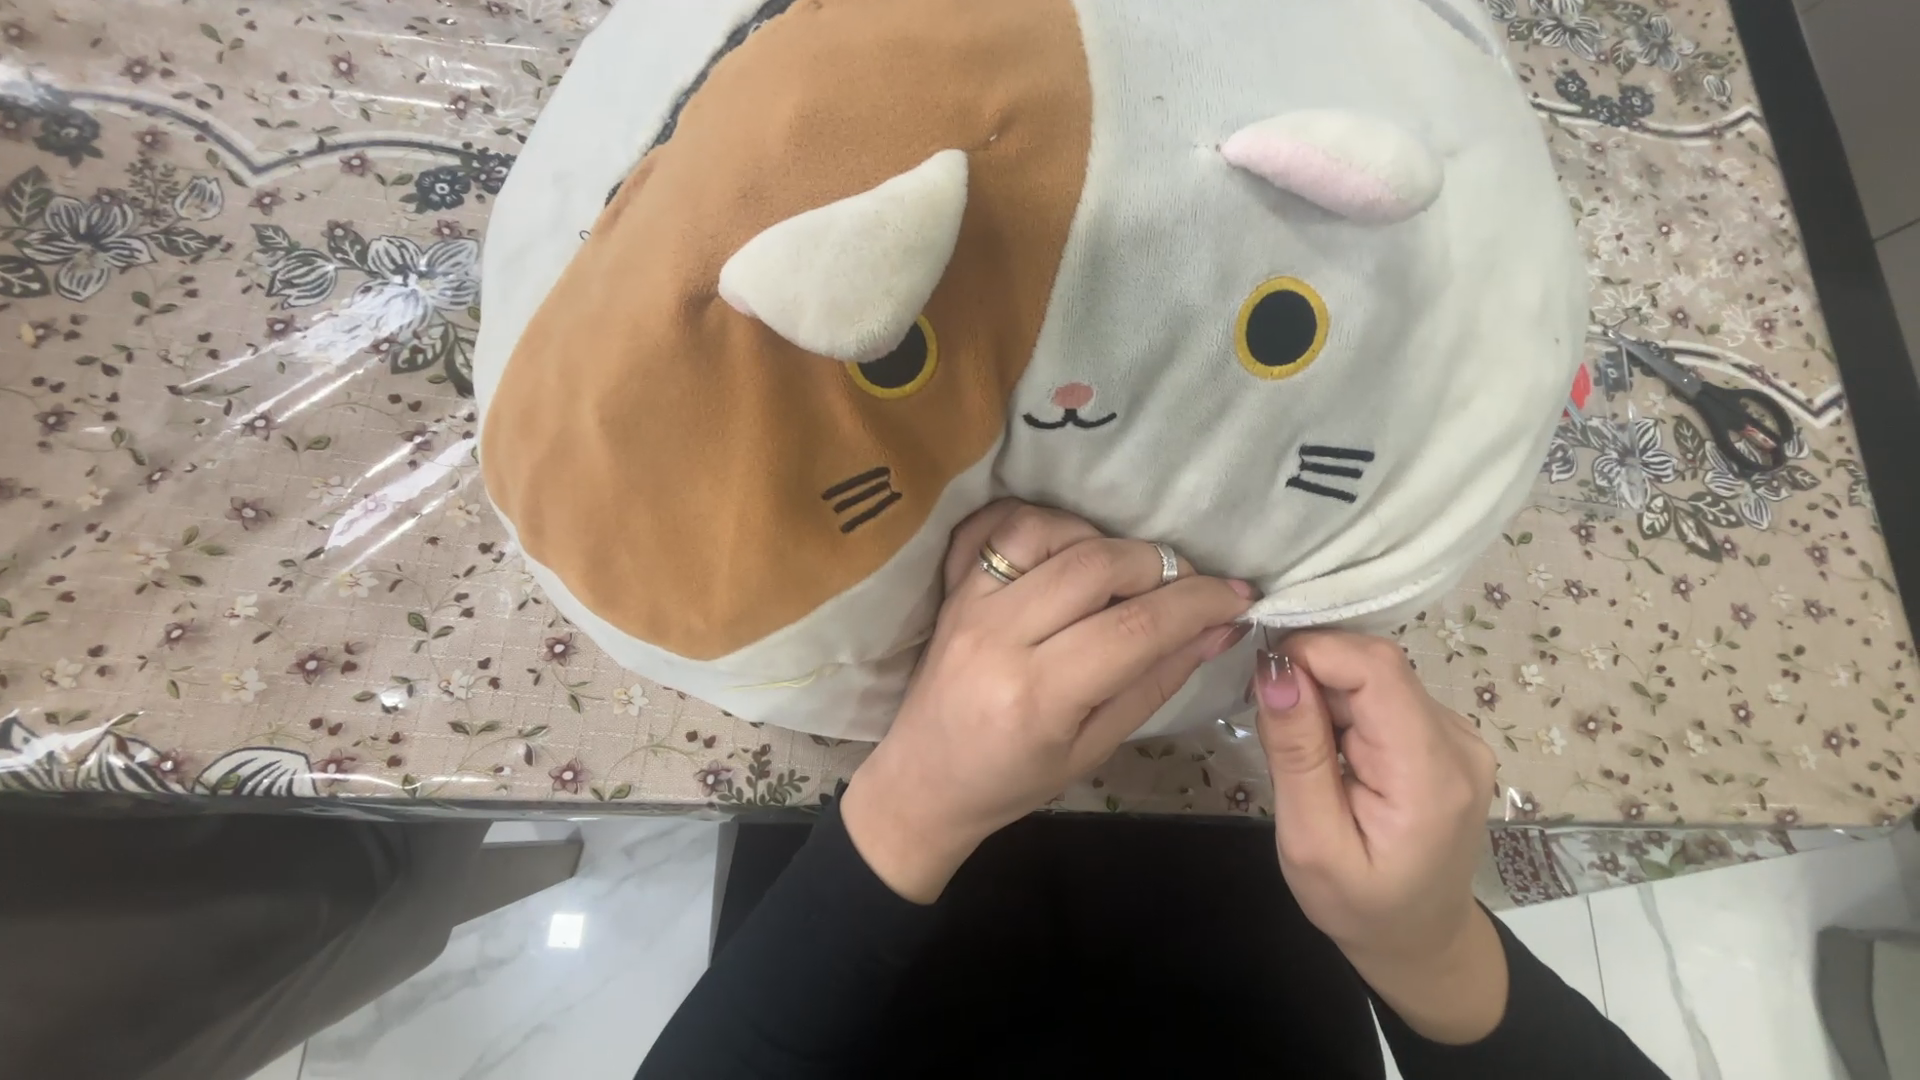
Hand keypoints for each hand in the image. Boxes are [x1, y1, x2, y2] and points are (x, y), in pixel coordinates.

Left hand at [841, 500, 1254, 903]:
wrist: (924, 781)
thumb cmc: (1012, 781)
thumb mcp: (1094, 748)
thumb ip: (1155, 682)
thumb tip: (1219, 629)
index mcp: (1037, 696)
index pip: (1134, 627)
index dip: (1197, 603)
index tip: (1238, 596)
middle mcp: (998, 637)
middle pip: (1095, 566)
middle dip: (1159, 566)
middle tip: (1186, 587)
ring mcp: (968, 604)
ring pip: (1047, 532)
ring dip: (1101, 540)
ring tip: (1125, 573)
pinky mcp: (952, 587)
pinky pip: (997, 526)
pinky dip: (1043, 523)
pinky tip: (1068, 546)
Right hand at [1253, 630, 1506, 1044]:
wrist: (1419, 941)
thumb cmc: (1358, 904)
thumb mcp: (1310, 840)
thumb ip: (1296, 752)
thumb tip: (1275, 670)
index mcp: (1430, 773)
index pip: (1375, 668)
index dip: (1312, 651)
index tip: (1261, 679)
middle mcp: (1457, 741)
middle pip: (1375, 665)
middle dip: (1310, 672)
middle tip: (1269, 718)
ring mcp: (1456, 735)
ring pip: (1375, 673)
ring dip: (1322, 688)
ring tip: (1295, 740)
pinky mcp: (1443, 735)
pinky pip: (1382, 692)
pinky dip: (1340, 702)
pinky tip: (1325, 744)